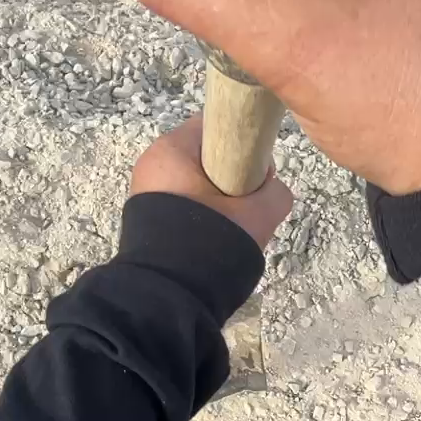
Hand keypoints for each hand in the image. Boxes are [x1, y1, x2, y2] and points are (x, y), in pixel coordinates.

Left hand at [132, 115, 293, 247]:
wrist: (173, 295)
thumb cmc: (212, 241)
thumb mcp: (258, 214)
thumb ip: (276, 193)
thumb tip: (274, 190)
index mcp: (170, 150)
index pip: (215, 125)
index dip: (243, 144)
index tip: (257, 174)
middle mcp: (152, 166)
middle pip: (205, 158)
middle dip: (231, 180)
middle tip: (248, 209)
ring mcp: (144, 195)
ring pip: (195, 187)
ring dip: (218, 204)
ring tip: (231, 231)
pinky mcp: (145, 223)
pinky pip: (182, 210)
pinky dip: (201, 221)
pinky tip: (213, 243)